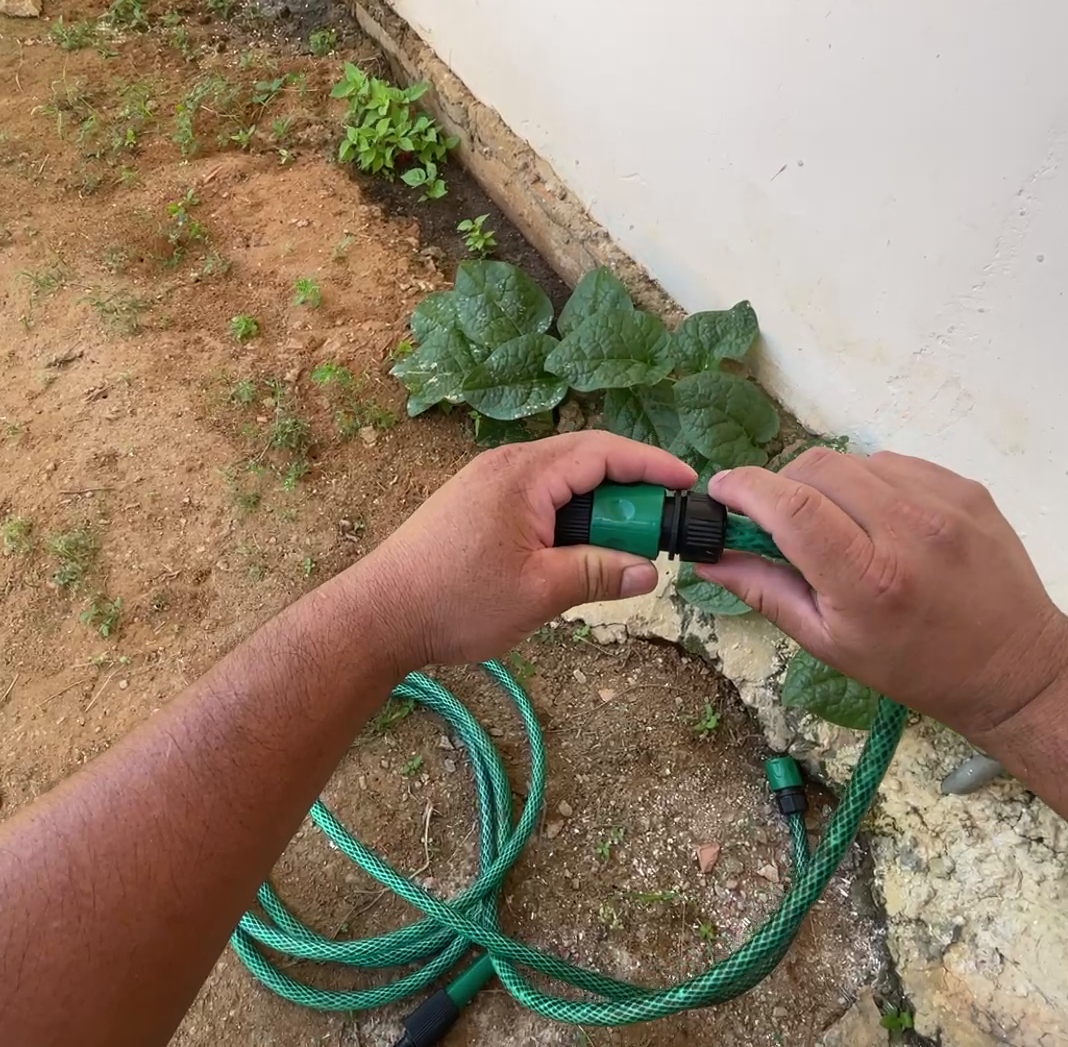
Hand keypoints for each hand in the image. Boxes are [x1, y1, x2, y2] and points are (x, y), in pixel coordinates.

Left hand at [344, 431, 695, 668]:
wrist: (380, 615)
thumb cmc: (454, 601)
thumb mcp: (538, 592)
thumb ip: (598, 574)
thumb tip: (647, 571)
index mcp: (524, 474)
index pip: (603, 452)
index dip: (651, 465)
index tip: (687, 482)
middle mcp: (506, 465)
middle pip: (584, 460)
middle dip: (627, 490)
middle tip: (656, 527)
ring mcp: (487, 482)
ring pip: (560, 481)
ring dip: (594, 507)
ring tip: (617, 545)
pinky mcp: (476, 504)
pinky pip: (537, 497)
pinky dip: (565, 516)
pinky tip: (573, 548)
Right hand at [697, 450, 1067, 737]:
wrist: (1015, 667)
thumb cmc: (911, 666)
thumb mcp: (826, 642)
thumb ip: (763, 591)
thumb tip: (709, 558)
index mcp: (869, 579)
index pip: (791, 507)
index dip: (745, 489)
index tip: (721, 491)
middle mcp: (909, 529)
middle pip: (816, 468)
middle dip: (779, 483)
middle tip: (775, 516)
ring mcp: (944, 502)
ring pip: (851, 460)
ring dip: (823, 482)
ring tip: (832, 521)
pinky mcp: (966, 487)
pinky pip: (891, 462)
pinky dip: (865, 482)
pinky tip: (874, 517)